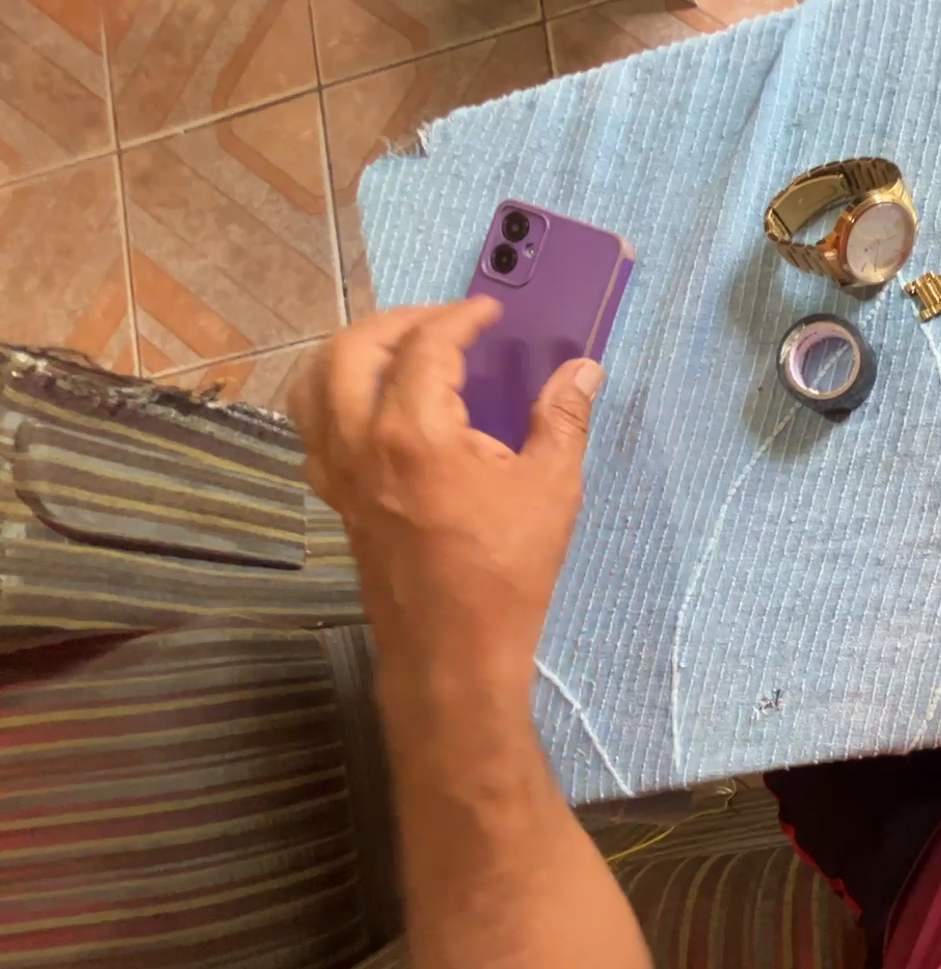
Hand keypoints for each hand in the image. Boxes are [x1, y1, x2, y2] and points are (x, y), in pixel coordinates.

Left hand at [289, 298, 603, 682]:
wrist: (454, 642)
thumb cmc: (510, 566)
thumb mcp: (553, 488)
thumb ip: (564, 418)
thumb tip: (584, 369)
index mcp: (415, 431)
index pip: (426, 347)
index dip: (460, 318)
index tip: (490, 310)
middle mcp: (358, 438)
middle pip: (353, 347)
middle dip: (401, 320)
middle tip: (448, 320)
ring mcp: (336, 468)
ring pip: (316, 379)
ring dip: (356, 347)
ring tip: (402, 347)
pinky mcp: (334, 494)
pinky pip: (312, 420)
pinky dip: (336, 390)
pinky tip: (375, 404)